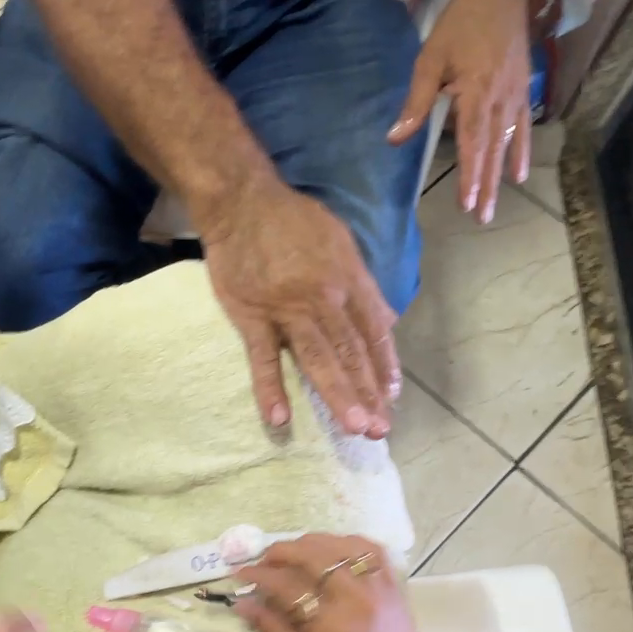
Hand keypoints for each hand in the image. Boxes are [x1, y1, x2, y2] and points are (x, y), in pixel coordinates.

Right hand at [195, 179, 401, 438]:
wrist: (241, 202)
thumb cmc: (292, 221)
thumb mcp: (340, 241)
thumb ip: (362, 285)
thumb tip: (385, 320)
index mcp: (348, 279)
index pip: (374, 331)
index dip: (384, 366)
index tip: (391, 397)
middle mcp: (324, 298)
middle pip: (351, 352)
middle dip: (368, 391)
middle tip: (379, 429)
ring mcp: (287, 310)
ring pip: (318, 358)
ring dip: (338, 394)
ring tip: (353, 426)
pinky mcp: (252, 317)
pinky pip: (263, 358)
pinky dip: (270, 388)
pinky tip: (279, 418)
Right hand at [233, 534, 459, 631]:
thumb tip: (242, 604)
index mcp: (331, 626)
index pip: (286, 586)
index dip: (258, 575)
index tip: (239, 573)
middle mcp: (355, 598)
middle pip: (310, 554)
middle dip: (279, 552)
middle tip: (261, 561)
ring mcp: (378, 586)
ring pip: (337, 544)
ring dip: (308, 543)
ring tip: (290, 554)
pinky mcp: (392, 583)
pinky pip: (367, 547)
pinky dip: (343, 542)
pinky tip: (328, 550)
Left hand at [389, 0, 533, 224]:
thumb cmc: (460, 25)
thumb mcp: (430, 59)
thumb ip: (416, 102)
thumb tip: (394, 138)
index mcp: (475, 94)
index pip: (472, 143)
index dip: (469, 174)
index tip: (465, 202)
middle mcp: (499, 100)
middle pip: (491, 151)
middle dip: (484, 187)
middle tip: (481, 218)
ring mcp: (514, 96)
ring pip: (506, 145)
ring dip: (499, 177)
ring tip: (493, 207)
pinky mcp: (521, 90)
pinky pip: (522, 127)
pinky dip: (521, 151)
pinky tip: (520, 175)